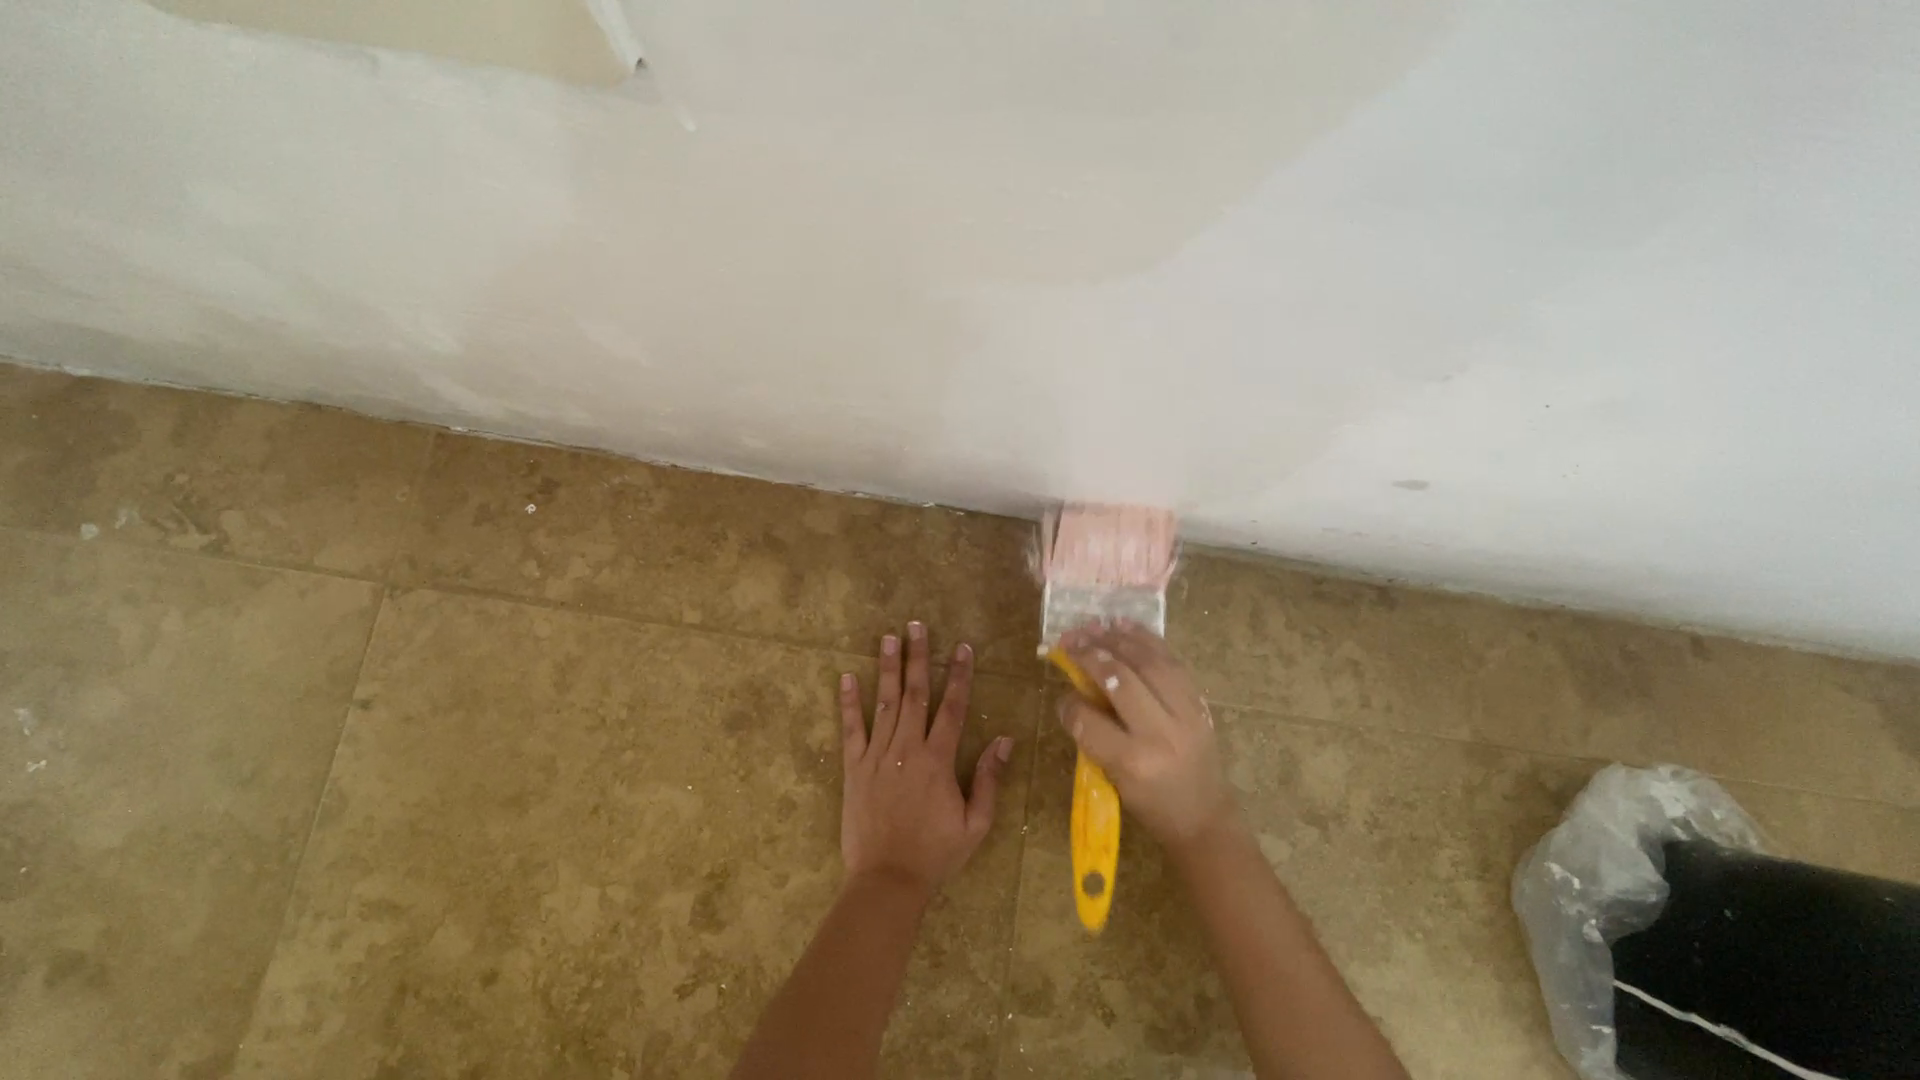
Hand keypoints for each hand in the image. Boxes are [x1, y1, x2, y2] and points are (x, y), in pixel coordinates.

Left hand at [839, 621, 1013, 897]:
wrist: (888, 880)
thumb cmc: (936, 854)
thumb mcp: (976, 823)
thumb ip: (988, 779)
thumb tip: (1005, 740)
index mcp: (939, 760)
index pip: (953, 707)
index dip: (959, 675)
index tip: (963, 647)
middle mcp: (908, 749)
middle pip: (915, 694)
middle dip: (919, 657)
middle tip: (918, 625)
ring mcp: (877, 756)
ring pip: (884, 703)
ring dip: (887, 668)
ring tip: (888, 637)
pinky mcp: (853, 768)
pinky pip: (851, 730)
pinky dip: (849, 703)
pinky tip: (846, 677)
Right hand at [1057, 621, 1239, 850]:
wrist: (1205, 818)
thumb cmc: (1152, 807)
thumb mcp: (1114, 780)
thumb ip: (1094, 737)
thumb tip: (1075, 695)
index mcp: (1133, 762)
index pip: (1089, 720)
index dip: (1069, 704)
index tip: (1061, 694)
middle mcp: (1161, 734)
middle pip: (1120, 680)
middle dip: (1090, 655)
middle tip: (1069, 641)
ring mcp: (1186, 714)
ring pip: (1149, 663)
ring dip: (1117, 640)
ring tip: (1094, 626)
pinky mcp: (1200, 704)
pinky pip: (1172, 662)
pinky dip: (1147, 640)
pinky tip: (1125, 627)